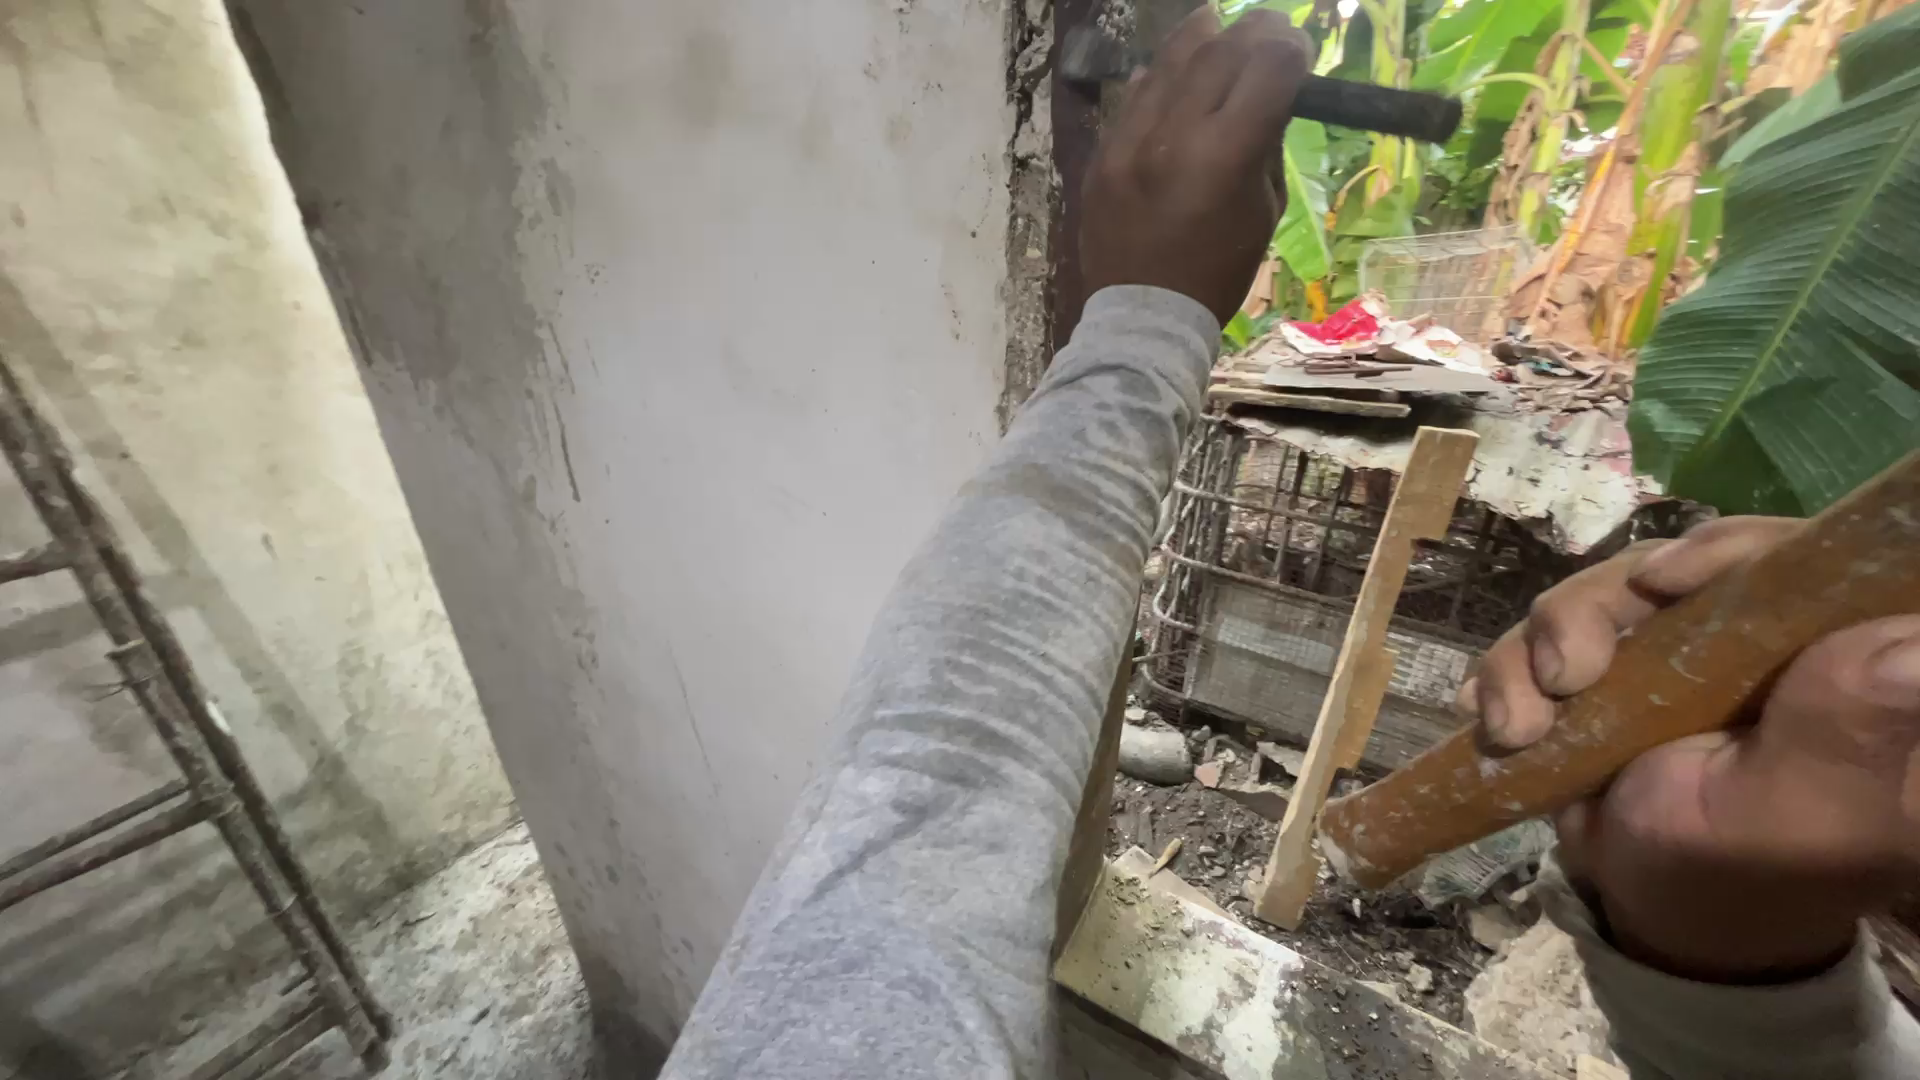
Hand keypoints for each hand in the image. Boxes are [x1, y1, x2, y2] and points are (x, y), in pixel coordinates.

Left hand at [1079, 8, 1311, 325]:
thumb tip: (1268, 89)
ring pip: (1169, 60)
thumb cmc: (1216, 273)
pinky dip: (1158, 82)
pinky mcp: (1100, 160)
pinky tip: (1173, 85)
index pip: (1271, 63)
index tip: (1297, 51)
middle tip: (1266, 34)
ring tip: (1216, 33)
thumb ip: (1268, 142)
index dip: (1293, 47)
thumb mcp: (1265, 211)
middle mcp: (1173, 138)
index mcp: (1225, 156)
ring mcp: (1127, 146)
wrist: (1143, 318)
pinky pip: (1131, 99)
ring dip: (1202, 40)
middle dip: (1254, 32)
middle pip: (1222, 48)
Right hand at [1463, 517, 1919, 982]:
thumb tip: (1912, 641)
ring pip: (1579, 601)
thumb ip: (1841, 734)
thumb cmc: (1737, 874)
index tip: (1656, 582)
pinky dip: (1497, 677)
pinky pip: (1528, 640)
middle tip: (1559, 681)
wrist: (1645, 900)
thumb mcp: (1792, 818)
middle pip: (1657, 571)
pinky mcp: (1595, 663)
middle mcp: (1744, 642)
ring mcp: (1659, 649)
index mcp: (1827, 667)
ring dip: (1524, 657)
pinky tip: (1488, 720)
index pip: (1797, 566)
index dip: (1727, 552)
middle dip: (1585, 616)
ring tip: (1514, 729)